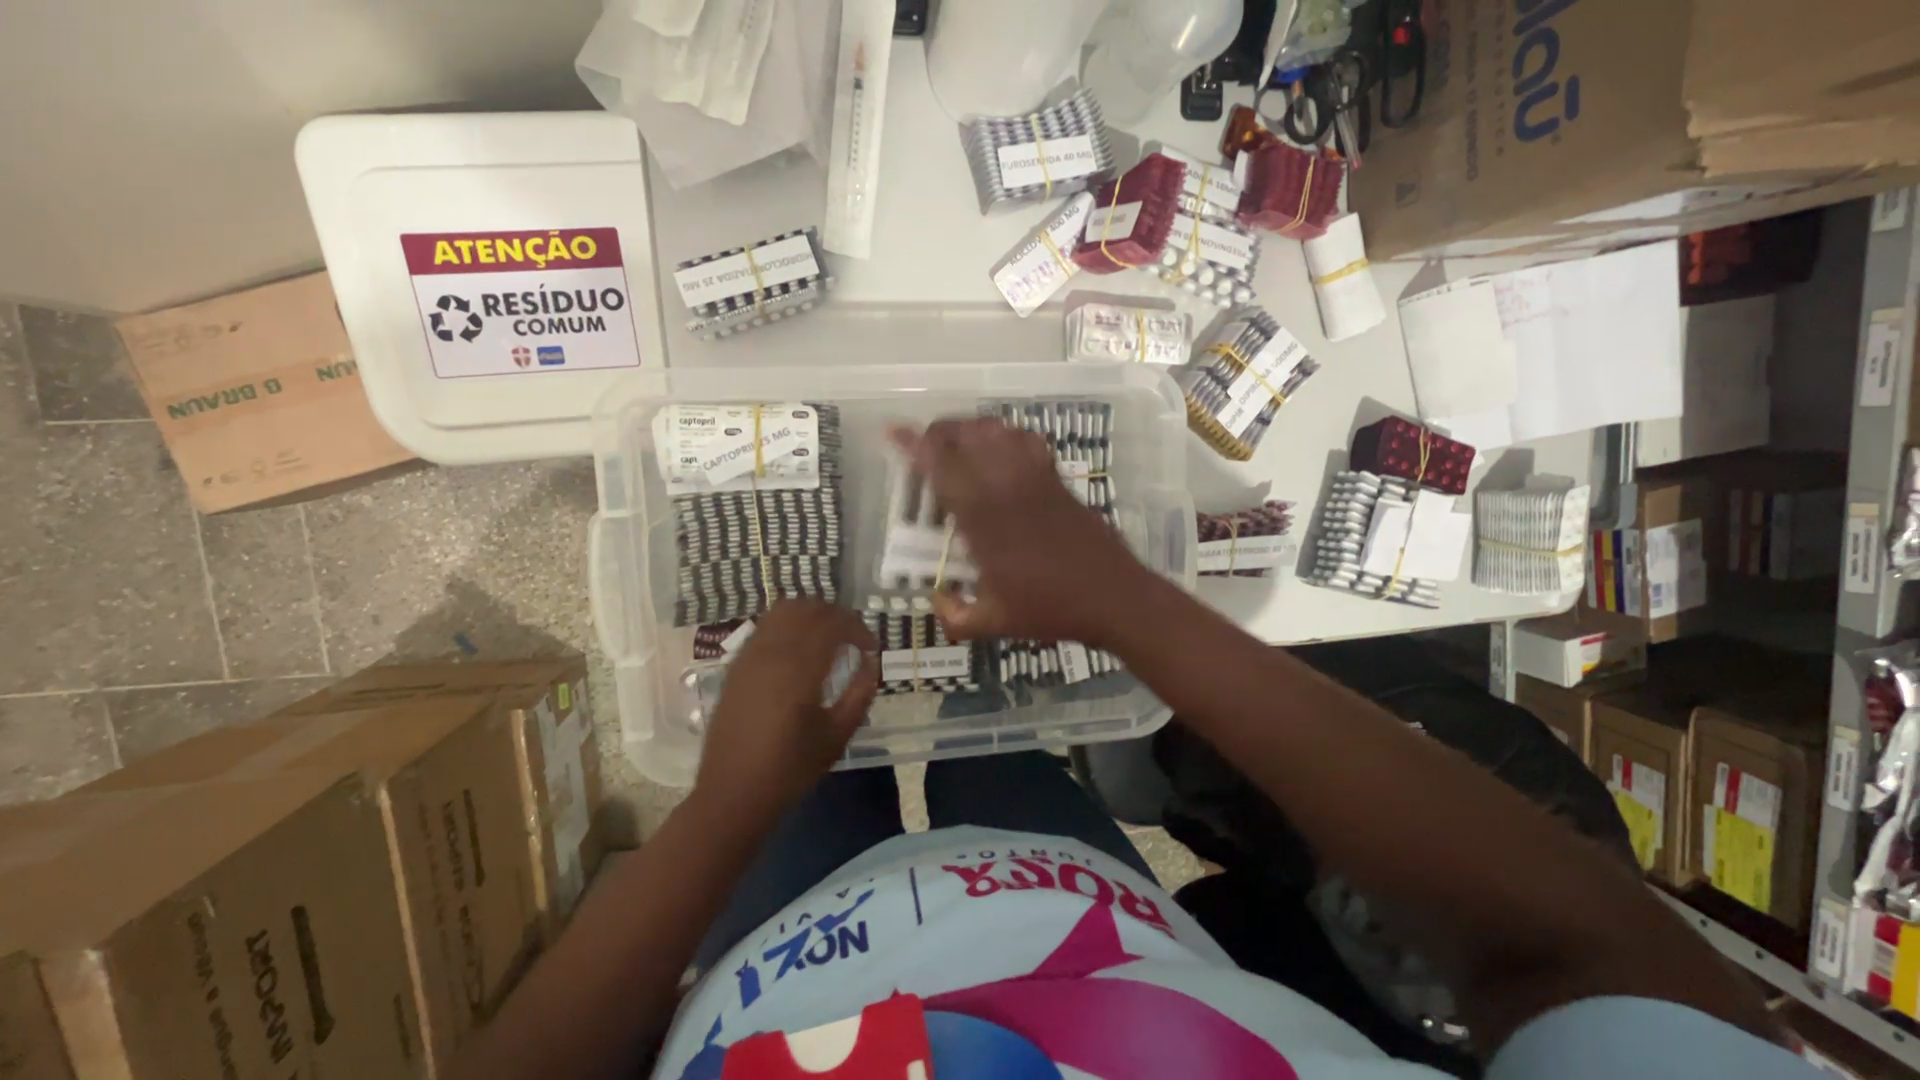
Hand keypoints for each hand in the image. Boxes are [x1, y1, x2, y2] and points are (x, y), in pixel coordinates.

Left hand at [694, 600, 878, 829]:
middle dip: (836, 617)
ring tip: (828, 640)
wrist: (732, 794)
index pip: (833, 623)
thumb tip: (871, 665)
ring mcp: (749, 656)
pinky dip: (789, 627)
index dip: (858, 629)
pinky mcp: (736, 666)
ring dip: (811, 616)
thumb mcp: (836, 736)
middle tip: (854, 640)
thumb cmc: (789, 770)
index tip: (872, 648)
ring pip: (782, 611)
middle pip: (808, 608)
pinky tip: (800, 653)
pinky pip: (765, 628)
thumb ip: (859, 694)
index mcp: (798, 668)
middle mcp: (771, 652)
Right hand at [890, 418, 1154, 648]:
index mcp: (984, 521)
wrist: (1114, 597)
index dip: (914, 446)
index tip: (894, 432)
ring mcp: (1035, 479)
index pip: (942, 469)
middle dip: (938, 431)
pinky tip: (999, 447)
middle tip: (922, 445)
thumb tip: (936, 598)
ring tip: (955, 441)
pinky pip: (1028, 441)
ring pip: (998, 431)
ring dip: (969, 428)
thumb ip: (954, 616)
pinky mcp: (1057, 480)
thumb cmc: (1051, 610)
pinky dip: (1007, 434)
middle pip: (967, 437)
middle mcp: (1007, 489)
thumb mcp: (994, 624)